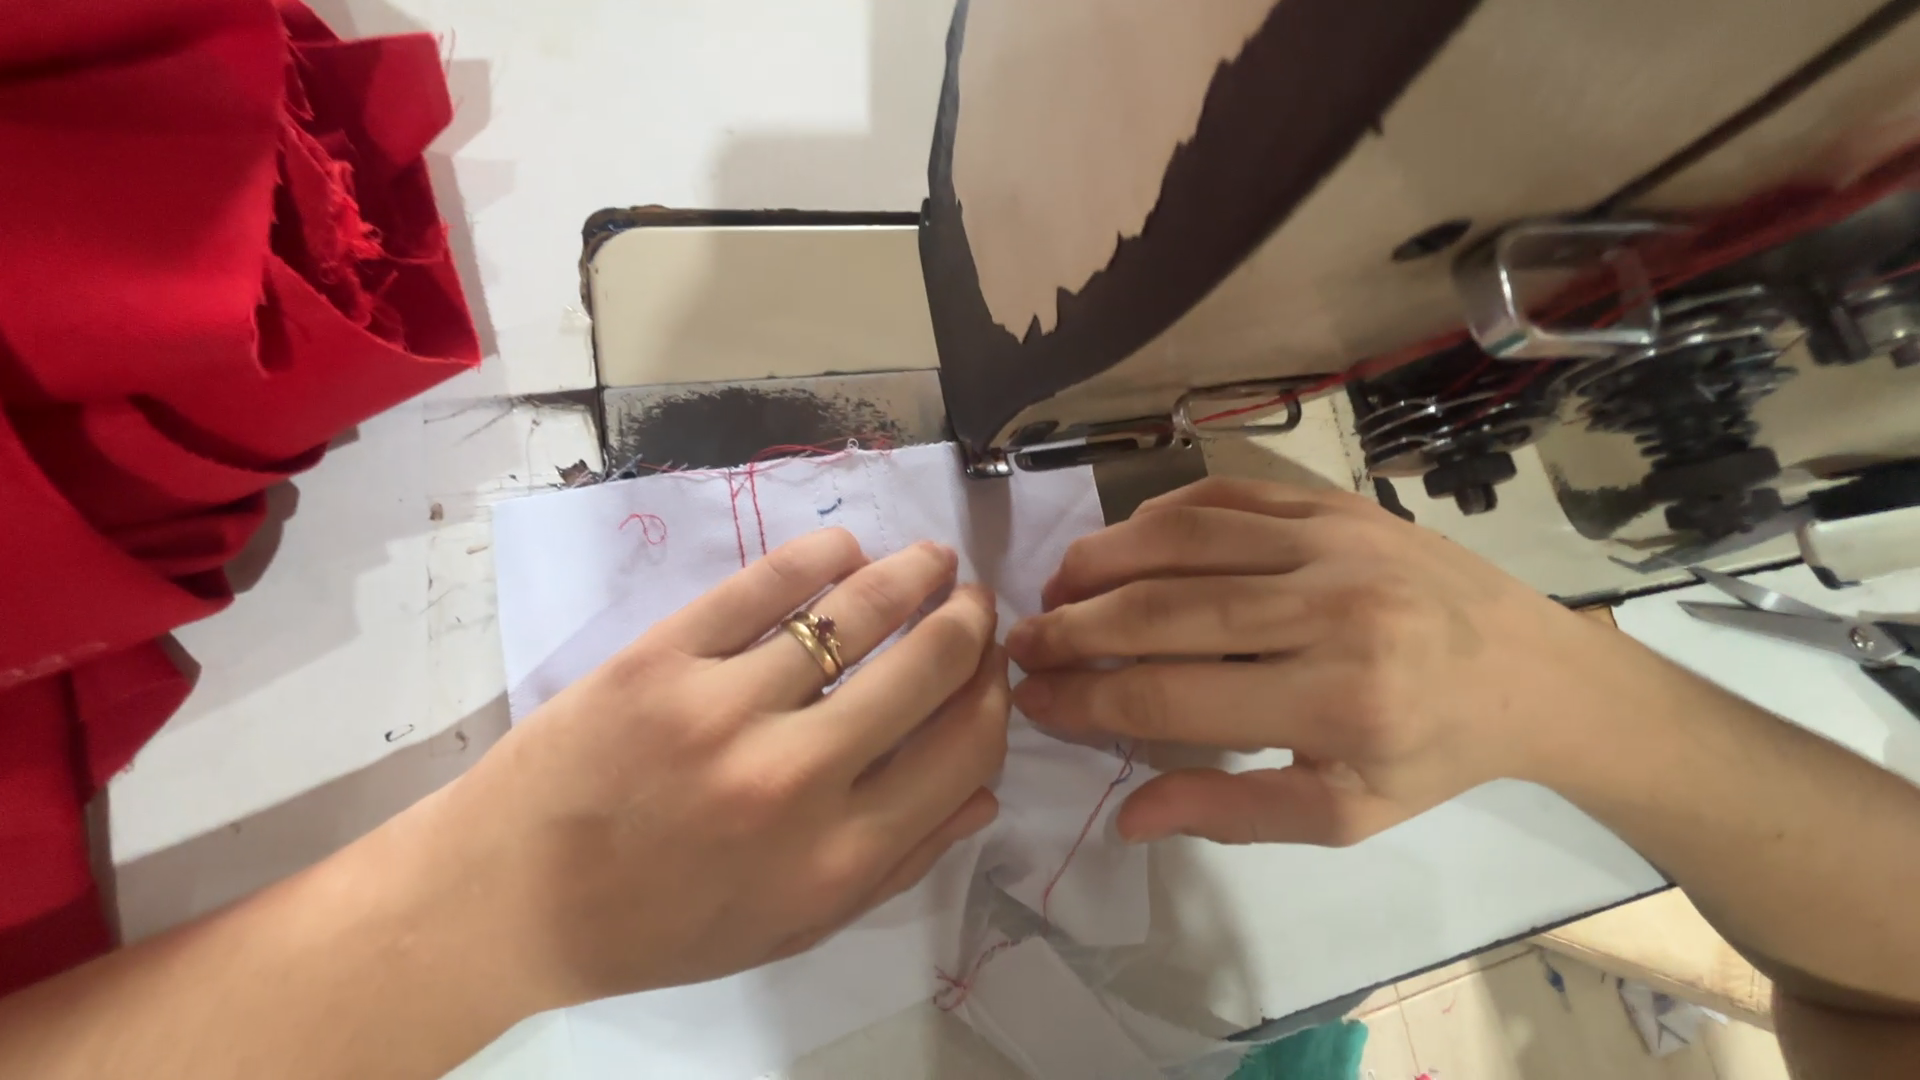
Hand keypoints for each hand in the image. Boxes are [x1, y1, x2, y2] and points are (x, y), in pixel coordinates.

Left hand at [422, 530, 1008, 1005]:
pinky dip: (825, 555)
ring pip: (857, 609)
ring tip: (933, 560)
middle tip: (972, 599)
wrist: (511, 900)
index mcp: (838, 857)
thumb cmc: (666, 922)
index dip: (994, 693)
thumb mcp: (796, 924)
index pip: (964, 746)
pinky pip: (767, 583)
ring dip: (915, 571)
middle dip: (969, 620)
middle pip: (928, 665)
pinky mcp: (662, 657)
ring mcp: (724, 709)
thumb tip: (985, 791)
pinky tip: (847, 551)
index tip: (991, 664)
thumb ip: (902, 861)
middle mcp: (795, 779)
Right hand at [1005, 478, 1646, 846]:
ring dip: (1098, 562)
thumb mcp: (1343, 814)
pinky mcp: (1330, 503)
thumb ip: (1231, 814)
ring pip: (1179, 540)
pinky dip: (1153, 518)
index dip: (1086, 702)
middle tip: (1020, 642)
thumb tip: (1127, 816)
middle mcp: (1329, 610)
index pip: (1171, 698)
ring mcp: (1330, 542)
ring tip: (1053, 587)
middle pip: (1162, 612)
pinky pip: (1218, 497)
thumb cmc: (1432, 752)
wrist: (1533, 670)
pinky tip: (1121, 545)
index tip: (1033, 701)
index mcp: (1337, 703)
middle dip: (1072, 629)